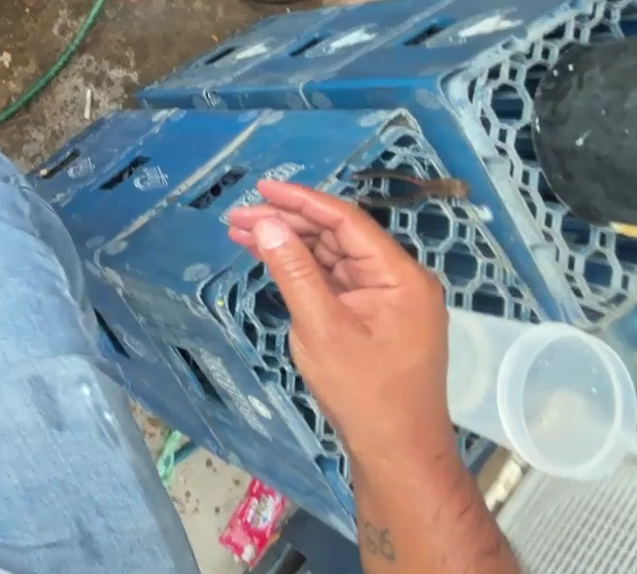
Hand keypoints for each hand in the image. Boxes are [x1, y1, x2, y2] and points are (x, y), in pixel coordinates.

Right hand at [227, 181, 452, 461]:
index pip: (346, 221)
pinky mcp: (369, 313)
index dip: (301, 200)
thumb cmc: (363, 388)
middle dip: (286, 221)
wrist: (395, 448)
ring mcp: (383, 297)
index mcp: (399, 277)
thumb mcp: (320, 326)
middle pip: (335, 234)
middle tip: (237, 217)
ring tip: (240, 232)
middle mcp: (396, 280)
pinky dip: (297, 264)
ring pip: (329, 253)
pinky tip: (266, 255)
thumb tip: (267, 224)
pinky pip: (330, 276)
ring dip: (287, 241)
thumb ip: (293, 270)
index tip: (261, 188)